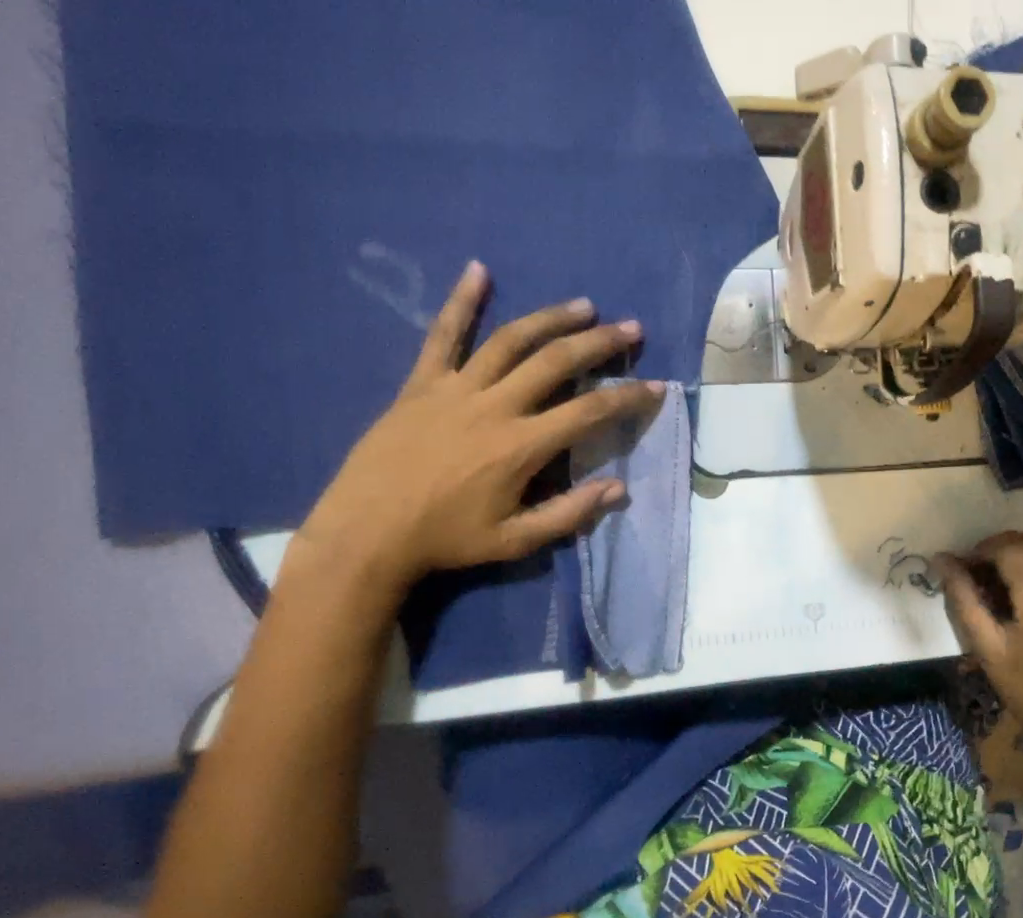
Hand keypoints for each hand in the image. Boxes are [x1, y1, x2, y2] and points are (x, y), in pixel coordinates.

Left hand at [297, 260, 663, 591]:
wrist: (367, 532)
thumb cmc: (446, 540)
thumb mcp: (515, 541)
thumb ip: (568, 513)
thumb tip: (618, 489)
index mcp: (521, 447)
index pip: (588, 411)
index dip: (627, 397)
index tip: (655, 386)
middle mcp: (494, 407)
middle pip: (555, 362)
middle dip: (599, 343)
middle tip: (630, 329)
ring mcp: (455, 389)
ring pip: (510, 341)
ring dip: (550, 319)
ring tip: (582, 306)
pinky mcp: (421, 384)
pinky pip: (443, 336)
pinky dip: (460, 302)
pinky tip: (478, 271)